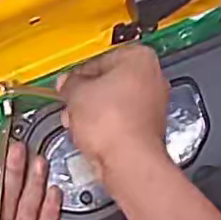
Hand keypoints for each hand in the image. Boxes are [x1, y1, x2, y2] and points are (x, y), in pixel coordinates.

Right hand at [56, 44, 170, 184]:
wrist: (128, 161)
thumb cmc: (111, 123)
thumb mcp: (77, 94)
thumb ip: (69, 84)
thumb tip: (67, 83)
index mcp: (140, 58)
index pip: (101, 59)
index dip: (79, 74)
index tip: (68, 84)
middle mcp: (153, 79)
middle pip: (110, 83)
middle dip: (86, 96)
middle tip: (71, 105)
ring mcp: (153, 107)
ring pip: (115, 105)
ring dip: (93, 114)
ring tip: (77, 124)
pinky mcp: (148, 131)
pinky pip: (121, 124)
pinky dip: (106, 129)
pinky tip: (91, 138)